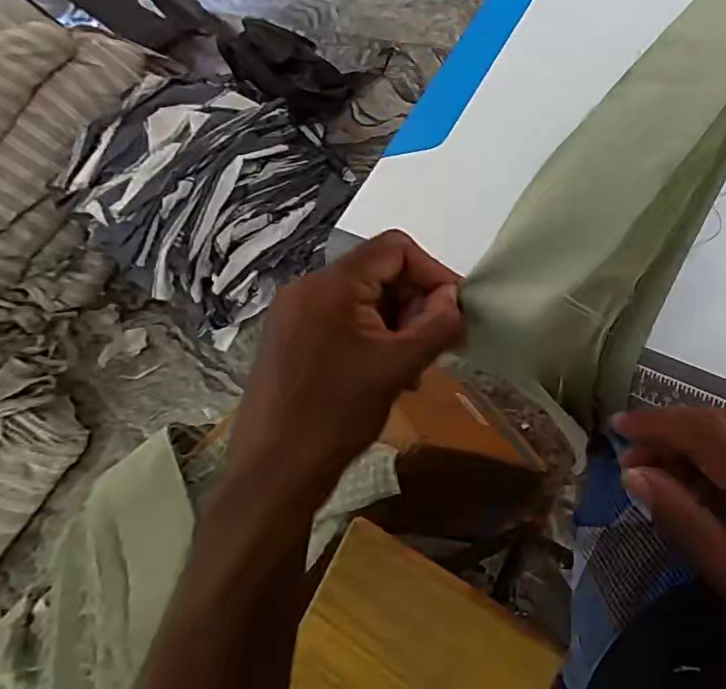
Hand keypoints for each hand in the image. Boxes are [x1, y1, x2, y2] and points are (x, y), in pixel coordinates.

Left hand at [226, 230, 463, 499]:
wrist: (271, 476)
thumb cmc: (335, 416)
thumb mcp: (398, 367)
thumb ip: (436, 325)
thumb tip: (453, 299)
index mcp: (331, 284)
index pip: (394, 248)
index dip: (432, 272)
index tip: (453, 310)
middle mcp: (307, 287)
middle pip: (378, 272)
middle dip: (413, 302)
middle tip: (432, 344)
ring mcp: (293, 312)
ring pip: (362, 298)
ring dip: (395, 323)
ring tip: (408, 367)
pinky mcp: (288, 337)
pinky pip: (341, 318)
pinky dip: (370, 335)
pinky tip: (381, 373)